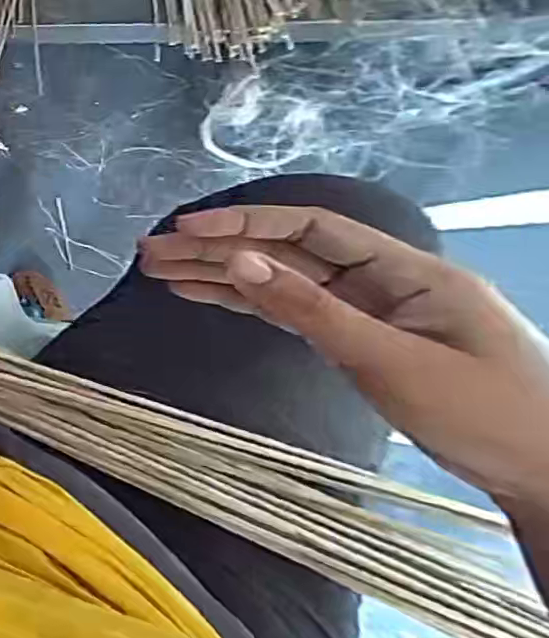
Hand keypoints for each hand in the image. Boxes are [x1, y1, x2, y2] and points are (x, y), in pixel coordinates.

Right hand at [139, 204, 548, 510]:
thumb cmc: (489, 415)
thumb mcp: (393, 360)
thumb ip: (310, 308)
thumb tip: (239, 261)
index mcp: (408, 273)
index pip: (312, 229)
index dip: (244, 222)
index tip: (184, 228)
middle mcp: (382, 282)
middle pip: (283, 253)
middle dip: (213, 249)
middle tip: (148, 253)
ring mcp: (366, 310)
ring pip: (276, 279)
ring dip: (215, 272)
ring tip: (155, 270)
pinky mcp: (352, 336)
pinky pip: (284, 307)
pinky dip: (238, 299)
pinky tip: (195, 292)